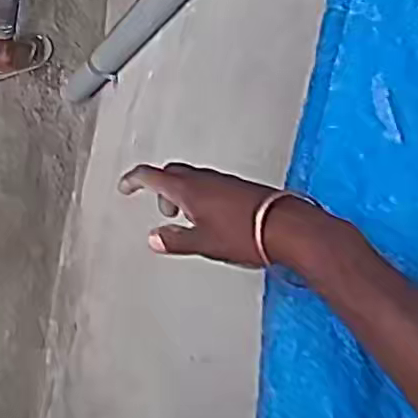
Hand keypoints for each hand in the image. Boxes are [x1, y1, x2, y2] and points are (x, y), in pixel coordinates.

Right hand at [117, 160, 321, 268]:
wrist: (292, 229)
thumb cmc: (246, 234)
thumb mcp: (204, 243)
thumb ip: (175, 240)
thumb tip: (154, 239)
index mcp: (185, 188)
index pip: (148, 175)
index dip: (132, 180)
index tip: (125, 186)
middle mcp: (202, 179)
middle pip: (169, 173)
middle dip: (160, 188)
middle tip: (163, 208)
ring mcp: (223, 181)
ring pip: (191, 178)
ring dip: (182, 192)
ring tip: (190, 216)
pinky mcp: (241, 188)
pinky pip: (210, 184)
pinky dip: (202, 195)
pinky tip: (214, 216)